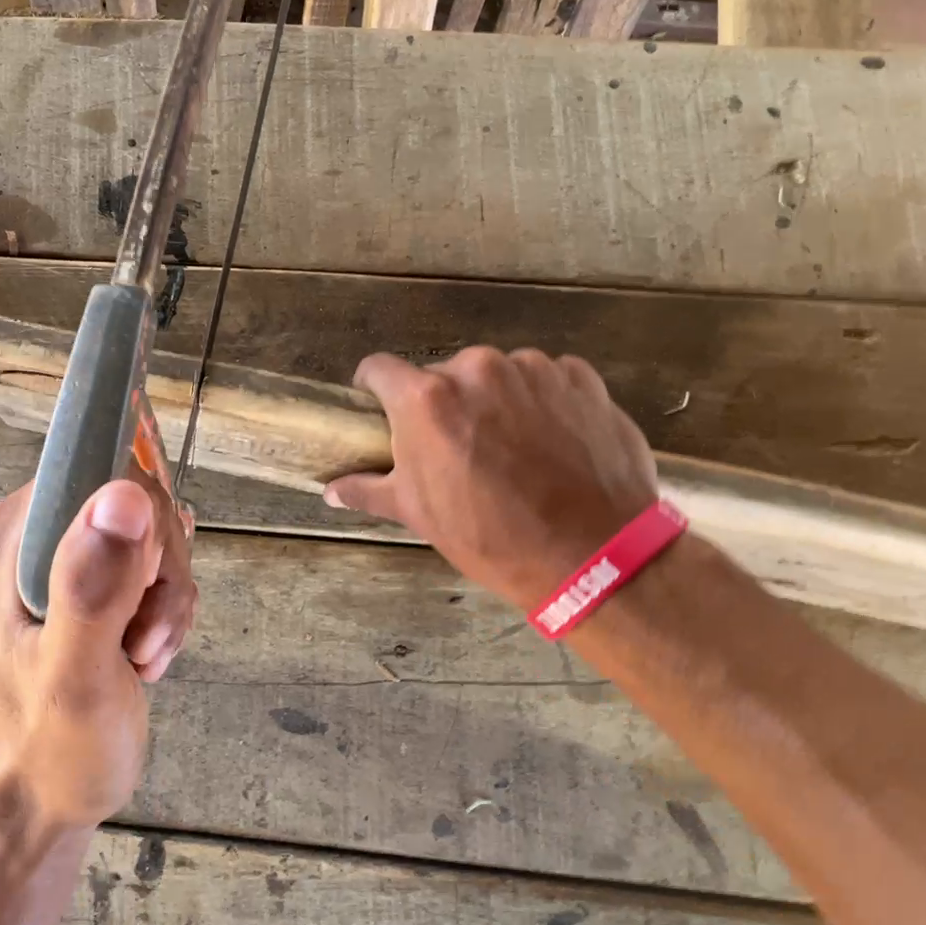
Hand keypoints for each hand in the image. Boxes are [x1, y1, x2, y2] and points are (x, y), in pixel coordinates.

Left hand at [0, 475, 196, 830]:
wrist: (46, 799)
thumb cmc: (54, 750)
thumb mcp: (73, 675)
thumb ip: (93, 586)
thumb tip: (125, 494)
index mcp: (7, 537)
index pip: (96, 473)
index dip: (140, 524)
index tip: (146, 586)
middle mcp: (27, 534)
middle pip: (131, 506)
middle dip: (158, 573)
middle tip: (144, 638)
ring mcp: (56, 558)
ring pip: (149, 538)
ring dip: (165, 599)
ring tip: (142, 657)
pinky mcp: (84, 582)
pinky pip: (149, 566)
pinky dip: (163, 608)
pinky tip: (145, 655)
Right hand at [324, 347, 657, 609]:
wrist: (595, 556)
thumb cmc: (490, 535)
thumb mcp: (418, 514)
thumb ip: (368, 489)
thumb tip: (330, 491)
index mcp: (426, 398)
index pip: (378, 369)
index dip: (374, 389)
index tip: (380, 408)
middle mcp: (476, 369)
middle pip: (443, 375)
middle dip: (443, 403)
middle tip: (457, 446)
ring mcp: (532, 369)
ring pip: (495, 375)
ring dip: (494, 400)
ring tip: (512, 447)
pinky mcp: (580, 377)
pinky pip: (545, 379)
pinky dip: (540, 401)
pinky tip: (550, 441)